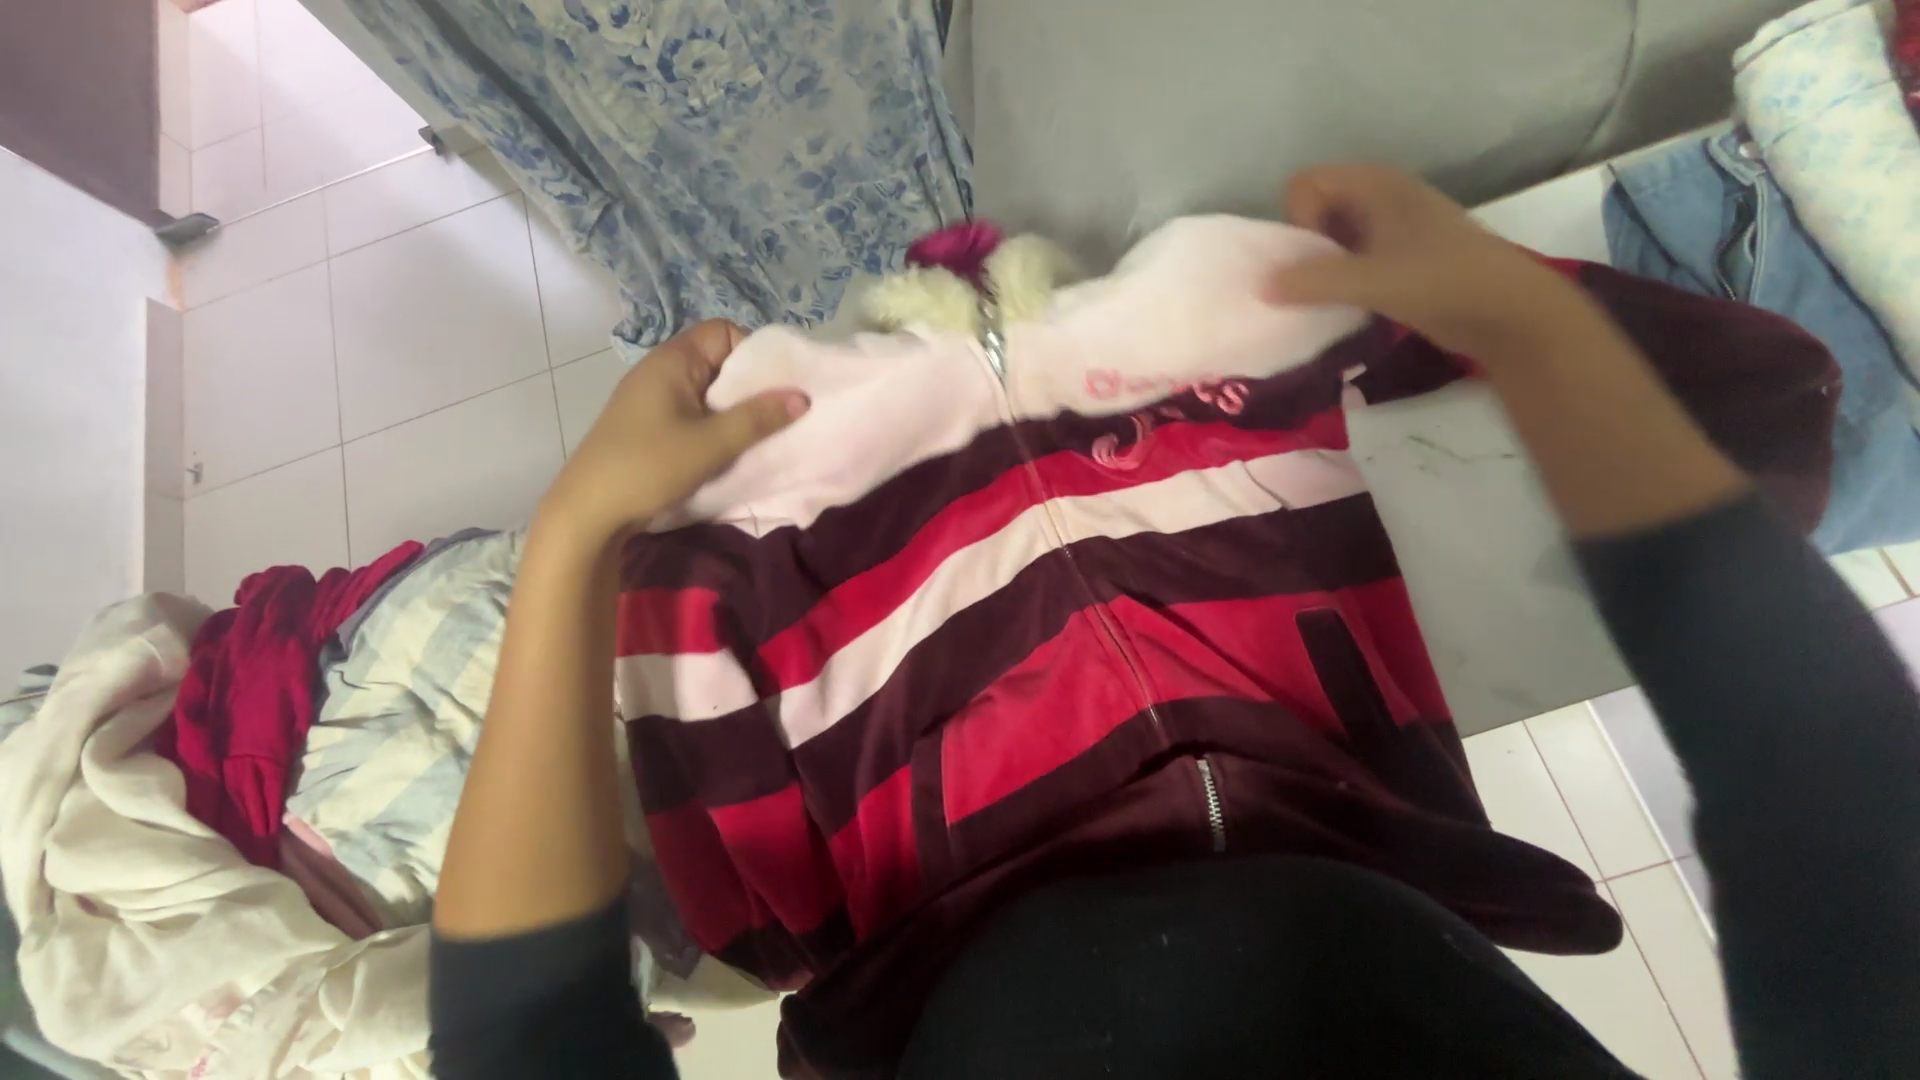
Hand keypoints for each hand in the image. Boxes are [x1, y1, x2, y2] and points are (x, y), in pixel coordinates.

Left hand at [538, 320, 807, 545]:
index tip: (775, 388)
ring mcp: (653, 399)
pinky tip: (728, 450)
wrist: (589, 511)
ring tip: (757, 435)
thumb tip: (802, 397)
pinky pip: (695, 413)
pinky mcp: (650, 426)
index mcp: (673, 361)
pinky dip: (716, 426)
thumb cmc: (649, 467)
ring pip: (708, 391)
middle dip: (750, 386)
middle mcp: (661, 371)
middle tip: (776, 415)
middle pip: (718, 361)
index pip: (724, 332)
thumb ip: (758, 418)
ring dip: (735, 410)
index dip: (754, 353)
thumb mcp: (712, 443)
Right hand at [1264, 165, 1596, 362]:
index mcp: (1378, 187)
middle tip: (1316, 283)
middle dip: (1303, 246)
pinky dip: (1338, 281)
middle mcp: (1382, 200)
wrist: (1508, 313)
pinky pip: (1350, 260)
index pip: (1307, 183)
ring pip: (1332, 238)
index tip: (1318, 255)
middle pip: (1316, 210)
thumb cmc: (1444, 283)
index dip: (1299, 218)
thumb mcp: (1373, 281)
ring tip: (1327, 299)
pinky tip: (1346, 306)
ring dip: (1319, 267)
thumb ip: (1313, 282)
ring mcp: (1392, 231)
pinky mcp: (1399, 260)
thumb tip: (1259, 286)